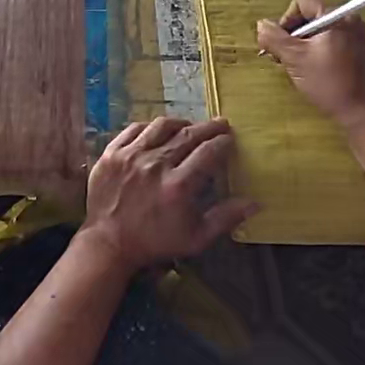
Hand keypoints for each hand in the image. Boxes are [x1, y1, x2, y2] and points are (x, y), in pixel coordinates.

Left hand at [79, 117, 255, 273]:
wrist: (108, 242)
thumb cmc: (155, 242)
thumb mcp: (196, 238)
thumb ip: (226, 217)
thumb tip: (256, 202)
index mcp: (179, 185)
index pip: (209, 152)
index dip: (223, 142)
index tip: (230, 139)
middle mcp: (156, 164)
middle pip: (187, 135)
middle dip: (208, 128)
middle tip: (220, 124)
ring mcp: (131, 155)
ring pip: (160, 127)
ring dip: (180, 123)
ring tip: (190, 125)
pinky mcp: (111, 153)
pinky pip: (133, 129)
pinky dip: (149, 126)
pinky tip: (158, 130)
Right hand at [255, 0, 364, 130]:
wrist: (358, 112)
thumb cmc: (327, 82)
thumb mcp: (293, 58)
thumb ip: (273, 37)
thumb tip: (261, 25)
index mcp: (337, 17)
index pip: (301, 4)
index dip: (285, 21)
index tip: (281, 43)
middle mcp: (349, 21)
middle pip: (308, 16)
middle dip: (291, 34)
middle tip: (283, 56)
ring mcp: (355, 36)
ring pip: (315, 30)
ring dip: (299, 44)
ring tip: (294, 64)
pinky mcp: (356, 50)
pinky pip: (326, 40)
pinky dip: (312, 50)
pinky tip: (308, 68)